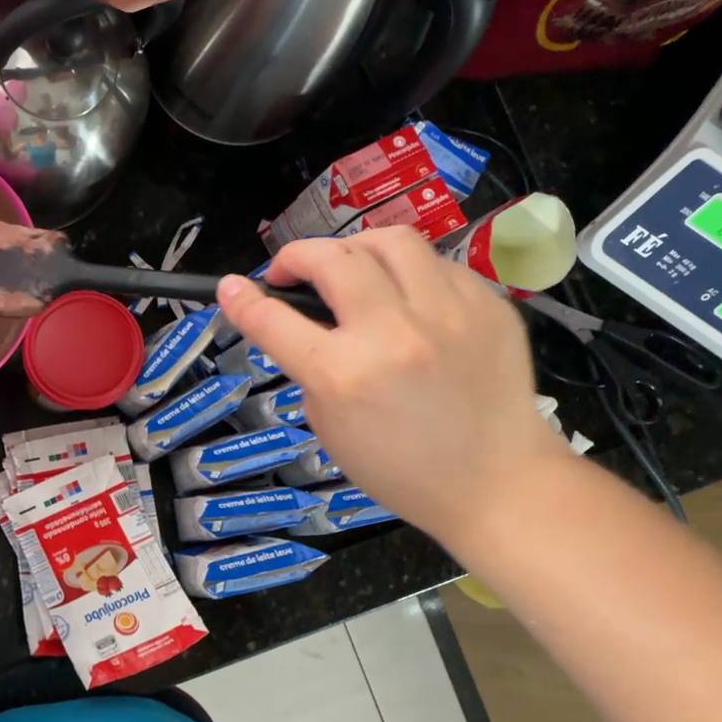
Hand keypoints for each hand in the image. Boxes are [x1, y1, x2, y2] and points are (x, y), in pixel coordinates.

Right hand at [215, 228, 571, 538]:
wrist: (491, 480)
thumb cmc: (396, 467)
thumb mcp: (328, 424)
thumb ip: (312, 366)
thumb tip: (299, 322)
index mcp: (343, 375)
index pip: (275, 320)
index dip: (242, 300)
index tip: (229, 288)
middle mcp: (394, 334)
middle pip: (334, 259)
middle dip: (297, 256)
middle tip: (289, 271)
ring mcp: (449, 313)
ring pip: (391, 242)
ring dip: (353, 248)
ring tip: (346, 267)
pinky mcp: (488, 305)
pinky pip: (436, 266)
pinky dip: (405, 274)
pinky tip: (401, 297)